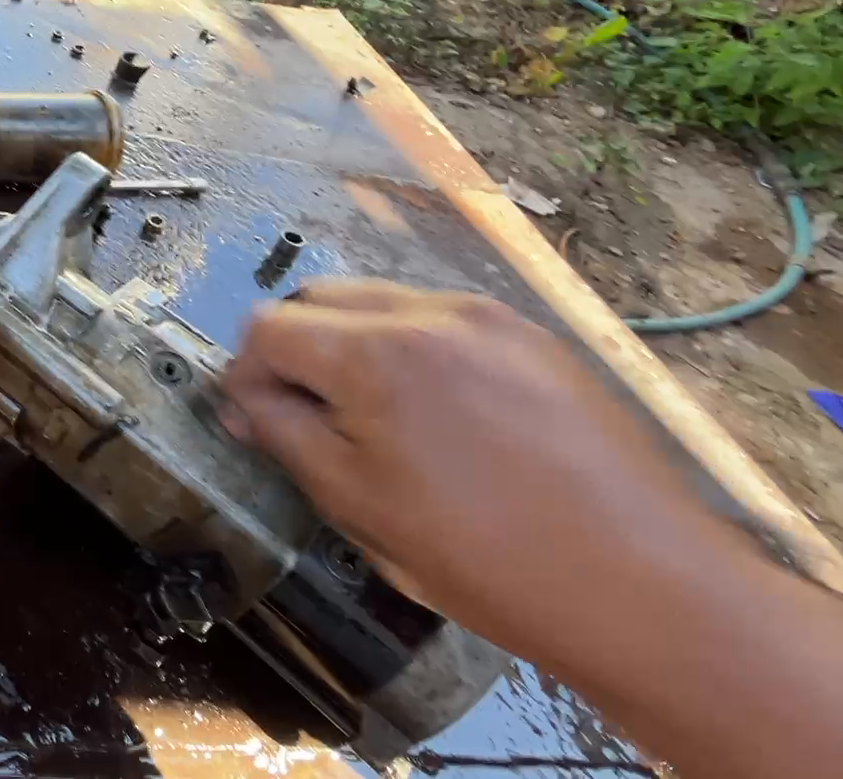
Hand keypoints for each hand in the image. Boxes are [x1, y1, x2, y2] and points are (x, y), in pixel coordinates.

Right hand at [218, 279, 713, 648]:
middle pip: (317, 297)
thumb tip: (240, 399)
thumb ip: (279, 430)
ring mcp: (491, 319)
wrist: (647, 592)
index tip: (253, 415)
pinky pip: (436, 320)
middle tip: (302, 411)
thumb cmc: (479, 553)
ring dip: (346, 344)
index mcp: (378, 351)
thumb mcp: (350, 498)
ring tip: (368, 413)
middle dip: (292, 348)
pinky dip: (405, 349)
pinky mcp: (533, 338)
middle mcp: (432, 312)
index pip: (268, 325)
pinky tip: (430, 411)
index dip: (245, 370)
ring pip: (376, 302)